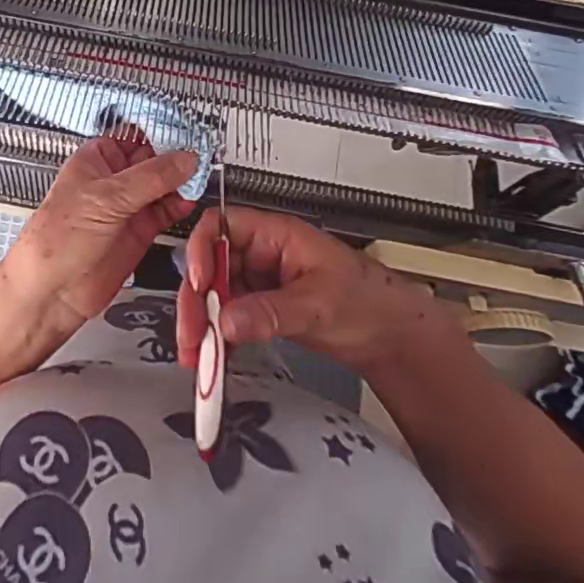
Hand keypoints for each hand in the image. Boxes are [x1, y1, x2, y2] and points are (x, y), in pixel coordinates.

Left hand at [0, 136, 197, 333]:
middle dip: (178, 156)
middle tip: (200, 154)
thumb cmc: (55, 241)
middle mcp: (113, 180)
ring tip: (198, 177)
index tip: (186, 131)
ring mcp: (128, 206)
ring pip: (165, 184)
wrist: (52, 293)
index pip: (135, 134)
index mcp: (97, 159)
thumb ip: (150, 177)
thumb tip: (184, 159)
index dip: (161, 130)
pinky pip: (167, 210)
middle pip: (155, 157)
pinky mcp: (140, 230)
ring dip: (182, 180)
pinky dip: (181, 204)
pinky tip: (188, 200)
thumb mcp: (106, 198)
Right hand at [176, 208, 452, 375]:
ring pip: (214, 293)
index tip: (197, 281)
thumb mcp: (318, 304)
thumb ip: (271, 311)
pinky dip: (217, 336)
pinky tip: (215, 357)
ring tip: (198, 354)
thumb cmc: (368, 300)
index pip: (222, 225)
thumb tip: (226, 319)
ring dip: (201, 322)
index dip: (202, 248)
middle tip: (192, 334)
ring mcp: (261, 282)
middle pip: (210, 264)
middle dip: (196, 299)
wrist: (391, 336)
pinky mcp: (262, 308)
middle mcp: (262, 254)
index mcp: (276, 235)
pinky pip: (228, 316)